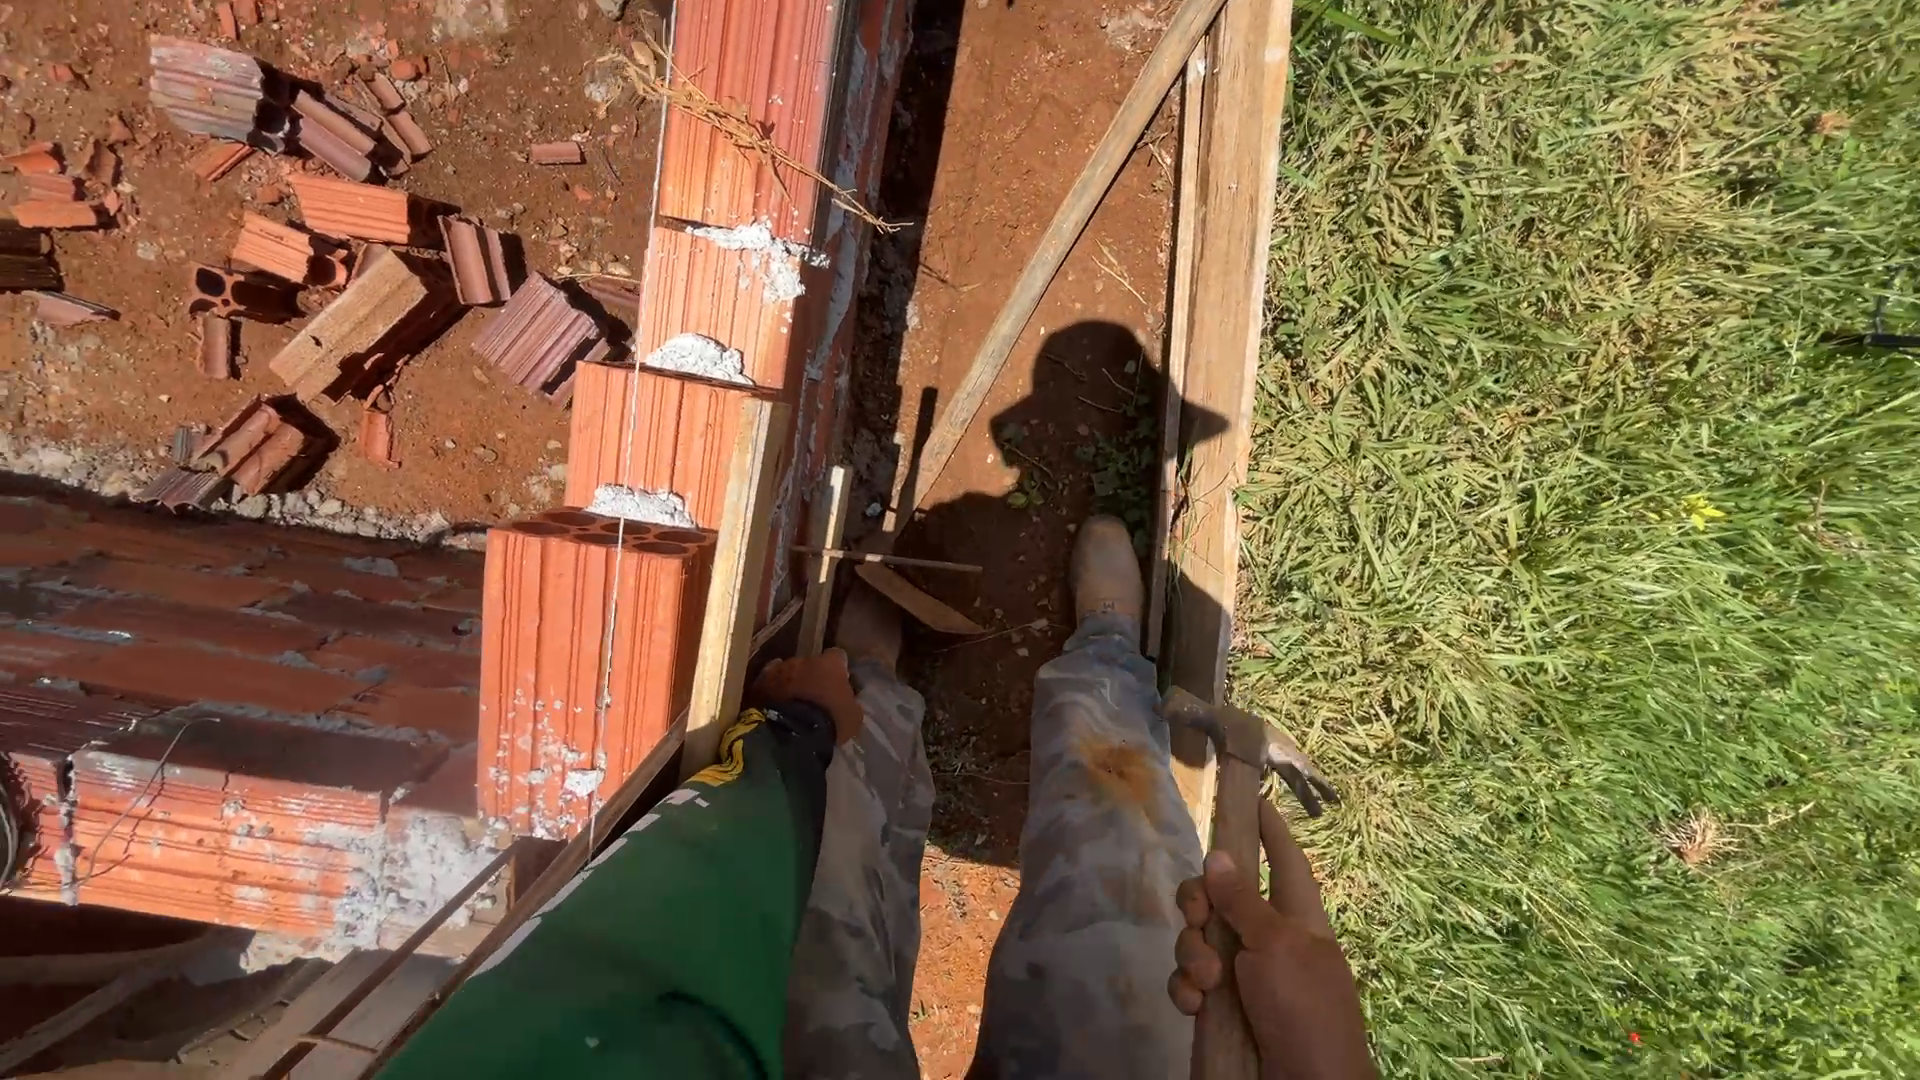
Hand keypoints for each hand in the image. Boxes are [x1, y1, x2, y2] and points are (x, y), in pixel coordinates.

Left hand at [748, 649, 862, 744]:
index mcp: (830, 664)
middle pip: (810, 663)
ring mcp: (779, 669)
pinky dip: (772, 689)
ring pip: (787, 671)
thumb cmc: (830, 723)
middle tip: (814, 694)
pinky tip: (775, 702)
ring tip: (792, 701)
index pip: (838, 656)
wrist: (791, 734)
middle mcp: (804, 659)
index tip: (838, 680)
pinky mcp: (760, 682)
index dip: (838, 668)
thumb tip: (847, 699)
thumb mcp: (853, 716)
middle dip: (812, 675)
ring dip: (791, 682)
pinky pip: (769, 681)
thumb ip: (850, 700)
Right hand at [1169, 800, 1374, 1079]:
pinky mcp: (1221, 1006)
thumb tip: (1218, 855)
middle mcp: (1267, 938)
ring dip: (1193, 954)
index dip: (1270, 829)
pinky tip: (1195, 1005)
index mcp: (1296, 917)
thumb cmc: (1304, 1010)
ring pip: (1197, 936)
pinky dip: (1186, 988)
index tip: (1254, 797)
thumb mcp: (1277, 947)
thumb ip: (1243, 900)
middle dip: (1199, 904)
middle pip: (1220, 894)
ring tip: (1207, 982)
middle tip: (1199, 919)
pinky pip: (1189, 978)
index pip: (1283, 860)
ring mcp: (1242, 974)